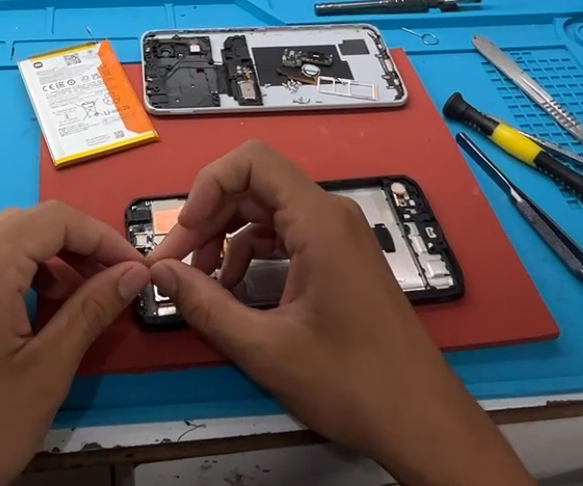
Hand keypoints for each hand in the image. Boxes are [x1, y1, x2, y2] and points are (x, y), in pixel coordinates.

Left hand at [0, 201, 150, 485]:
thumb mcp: (48, 369)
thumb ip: (92, 309)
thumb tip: (133, 272)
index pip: (55, 219)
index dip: (102, 236)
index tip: (135, 267)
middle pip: (31, 221)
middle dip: (78, 241)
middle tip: (113, 276)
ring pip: (9, 239)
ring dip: (52, 255)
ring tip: (84, 293)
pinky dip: (24, 271)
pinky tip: (44, 307)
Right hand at [146, 141, 531, 485]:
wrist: (423, 422)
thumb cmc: (351, 383)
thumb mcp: (267, 350)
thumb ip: (207, 306)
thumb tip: (159, 272)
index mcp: (319, 220)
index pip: (253, 161)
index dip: (209, 185)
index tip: (184, 232)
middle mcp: (329, 214)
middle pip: (254, 184)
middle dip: (208, 216)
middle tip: (176, 261)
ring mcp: (337, 234)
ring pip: (266, 210)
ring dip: (226, 235)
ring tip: (199, 279)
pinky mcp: (339, 256)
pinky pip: (284, 234)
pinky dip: (250, 252)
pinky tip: (233, 289)